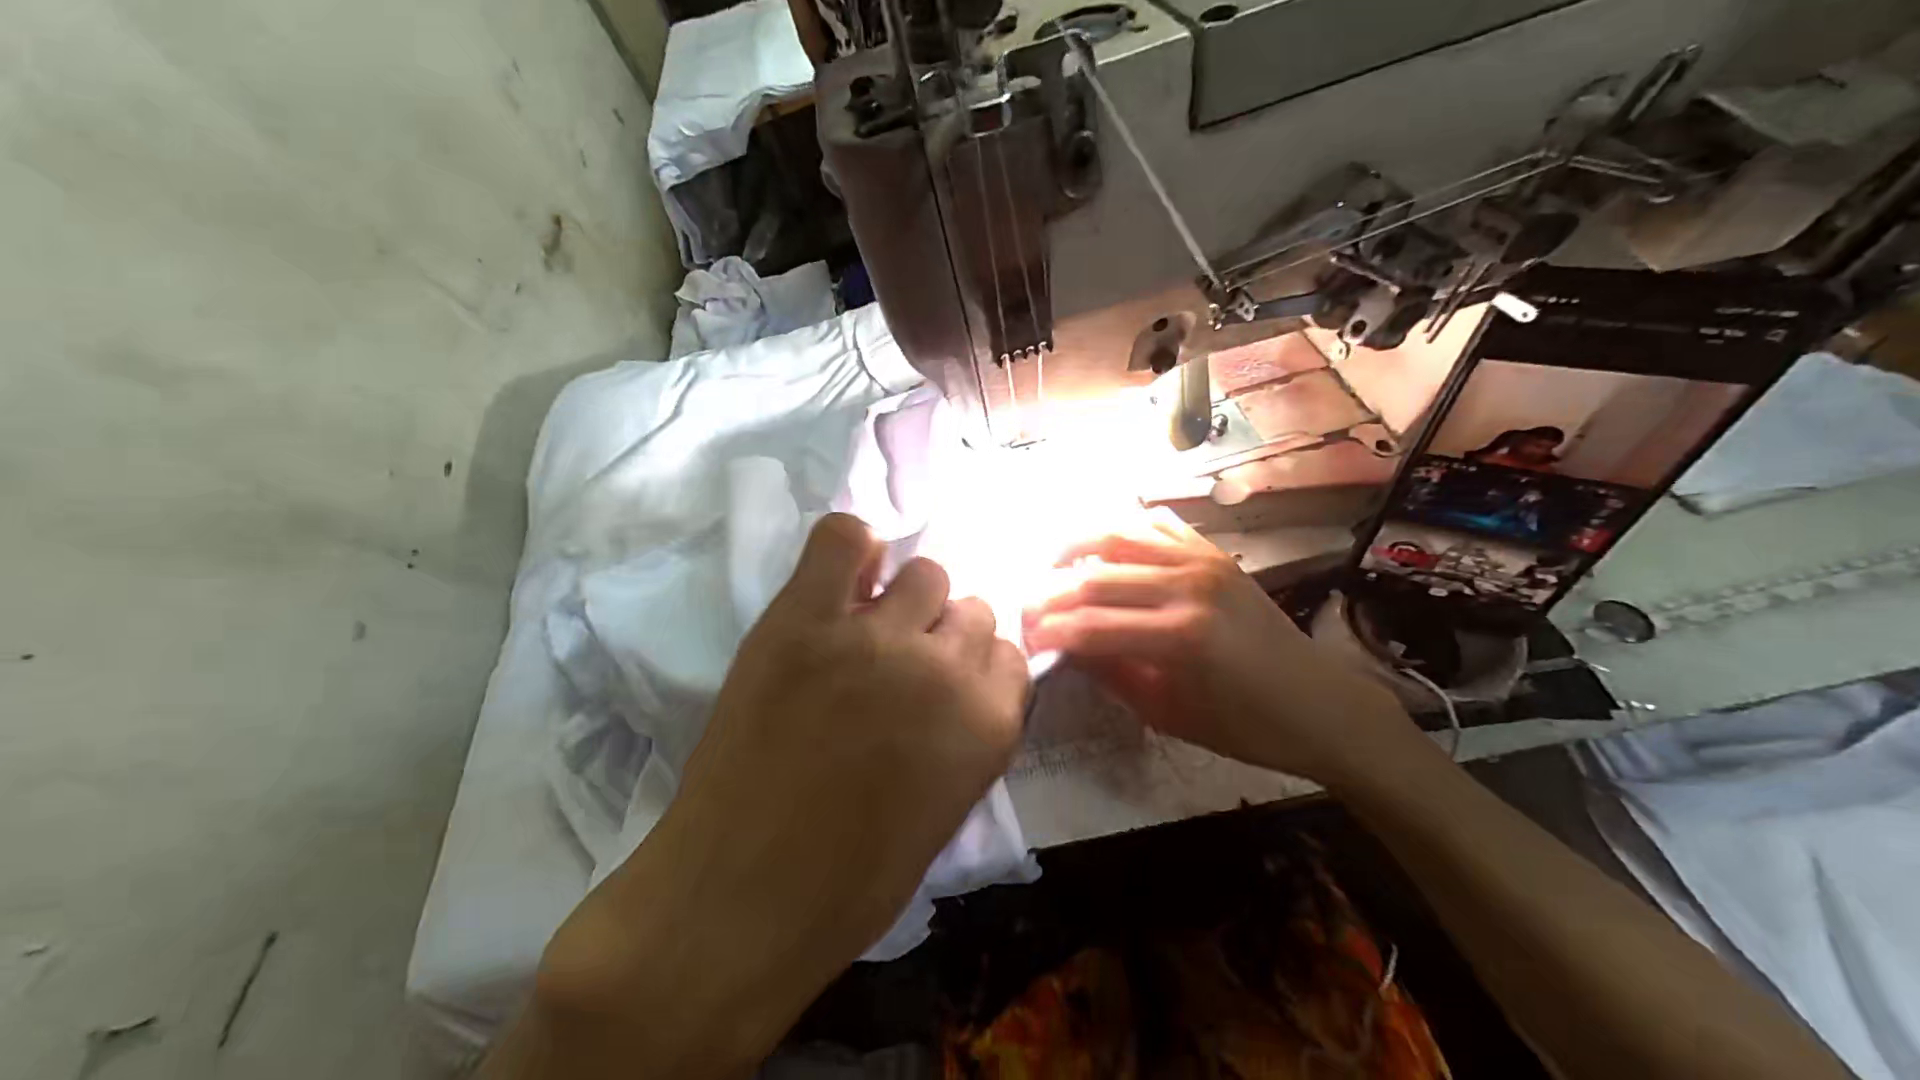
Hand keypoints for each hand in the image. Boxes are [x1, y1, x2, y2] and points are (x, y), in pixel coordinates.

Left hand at [526, 514, 1028, 1076]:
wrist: (743, 895)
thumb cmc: (852, 878)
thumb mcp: (946, 806)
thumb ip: (966, 732)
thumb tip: (958, 681)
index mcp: (989, 722)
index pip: (1009, 654)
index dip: (975, 667)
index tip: (946, 684)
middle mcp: (944, 667)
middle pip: (970, 608)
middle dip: (943, 635)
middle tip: (901, 664)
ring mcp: (873, 637)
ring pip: (922, 573)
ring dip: (904, 601)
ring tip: (865, 634)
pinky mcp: (803, 619)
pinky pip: (843, 538)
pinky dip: (850, 550)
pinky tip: (838, 583)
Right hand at [1022, 515, 1412, 785]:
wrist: (1320, 704)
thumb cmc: (1245, 725)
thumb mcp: (1167, 713)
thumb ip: (1111, 673)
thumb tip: (1064, 648)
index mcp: (1179, 636)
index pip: (1089, 625)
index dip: (1047, 632)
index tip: (1024, 641)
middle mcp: (1187, 585)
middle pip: (1094, 577)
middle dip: (1049, 594)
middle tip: (1026, 610)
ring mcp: (1202, 560)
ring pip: (1118, 536)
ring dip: (1075, 549)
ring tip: (1051, 568)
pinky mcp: (1214, 552)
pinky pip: (1156, 524)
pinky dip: (1121, 529)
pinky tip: (1102, 547)